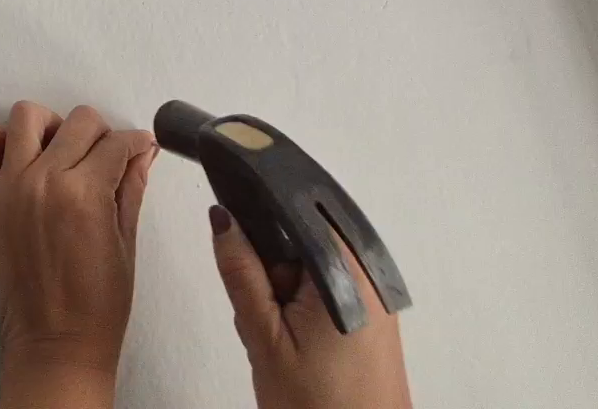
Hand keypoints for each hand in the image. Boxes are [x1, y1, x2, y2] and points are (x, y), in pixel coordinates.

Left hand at [0, 102, 157, 408]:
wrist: (54, 345)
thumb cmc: (98, 306)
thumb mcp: (126, 244)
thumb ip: (131, 189)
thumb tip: (143, 151)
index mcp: (85, 193)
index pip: (116, 142)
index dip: (134, 143)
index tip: (138, 148)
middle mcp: (45, 179)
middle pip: (78, 121)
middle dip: (100, 132)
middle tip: (105, 155)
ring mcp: (10, 186)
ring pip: (25, 116)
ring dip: (50, 126)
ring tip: (60, 151)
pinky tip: (16, 155)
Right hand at [211, 206, 413, 408]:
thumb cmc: (315, 408)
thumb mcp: (264, 337)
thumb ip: (240, 270)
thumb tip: (222, 215)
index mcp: (348, 273)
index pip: (297, 208)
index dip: (259, 210)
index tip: (230, 232)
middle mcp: (370, 277)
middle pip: (300, 237)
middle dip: (268, 262)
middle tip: (256, 311)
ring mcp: (375, 302)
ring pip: (308, 264)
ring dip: (281, 288)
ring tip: (273, 337)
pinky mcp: (373, 324)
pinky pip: (323, 288)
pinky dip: (298, 304)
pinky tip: (290, 342)